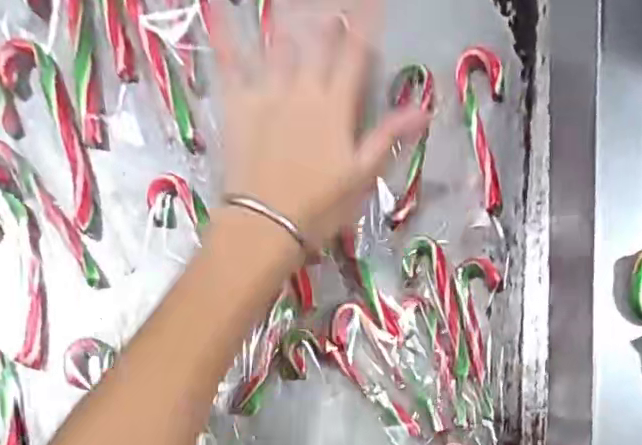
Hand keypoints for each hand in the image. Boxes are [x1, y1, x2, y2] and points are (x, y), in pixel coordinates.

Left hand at [216, 0, 429, 245]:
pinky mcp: (237, 107)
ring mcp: (267, 94)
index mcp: (336, 107)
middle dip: (327, 24)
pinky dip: (225, 38)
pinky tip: (218, 12)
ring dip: (288, 30)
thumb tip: (423, 109)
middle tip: (331, 13)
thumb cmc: (318, 209)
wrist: (265, 225)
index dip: (366, 26)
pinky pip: (230, 65)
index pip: (356, 54)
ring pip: (278, 47)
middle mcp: (303, 90)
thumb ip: (387, 137)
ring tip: (291, 16)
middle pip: (317, 43)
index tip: (372, 5)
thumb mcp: (359, 178)